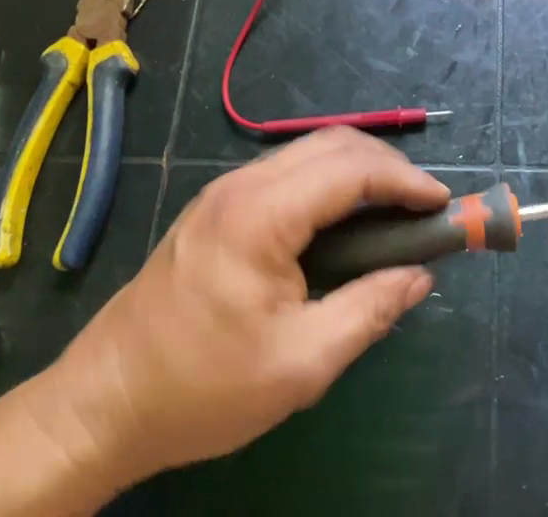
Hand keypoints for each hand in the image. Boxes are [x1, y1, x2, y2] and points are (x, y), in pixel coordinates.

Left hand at [36, 127, 448, 485]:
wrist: (104, 404)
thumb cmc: (203, 388)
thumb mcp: (301, 363)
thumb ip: (370, 309)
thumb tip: (420, 276)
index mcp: (259, 216)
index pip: (350, 168)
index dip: (405, 180)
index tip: (443, 206)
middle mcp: (240, 187)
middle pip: (332, 144)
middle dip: (388, 166)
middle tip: (425, 209)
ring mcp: (223, 194)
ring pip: (309, 153)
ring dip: (359, 171)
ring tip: (395, 214)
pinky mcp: (216, 211)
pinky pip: (287, 175)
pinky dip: (330, 183)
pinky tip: (347, 221)